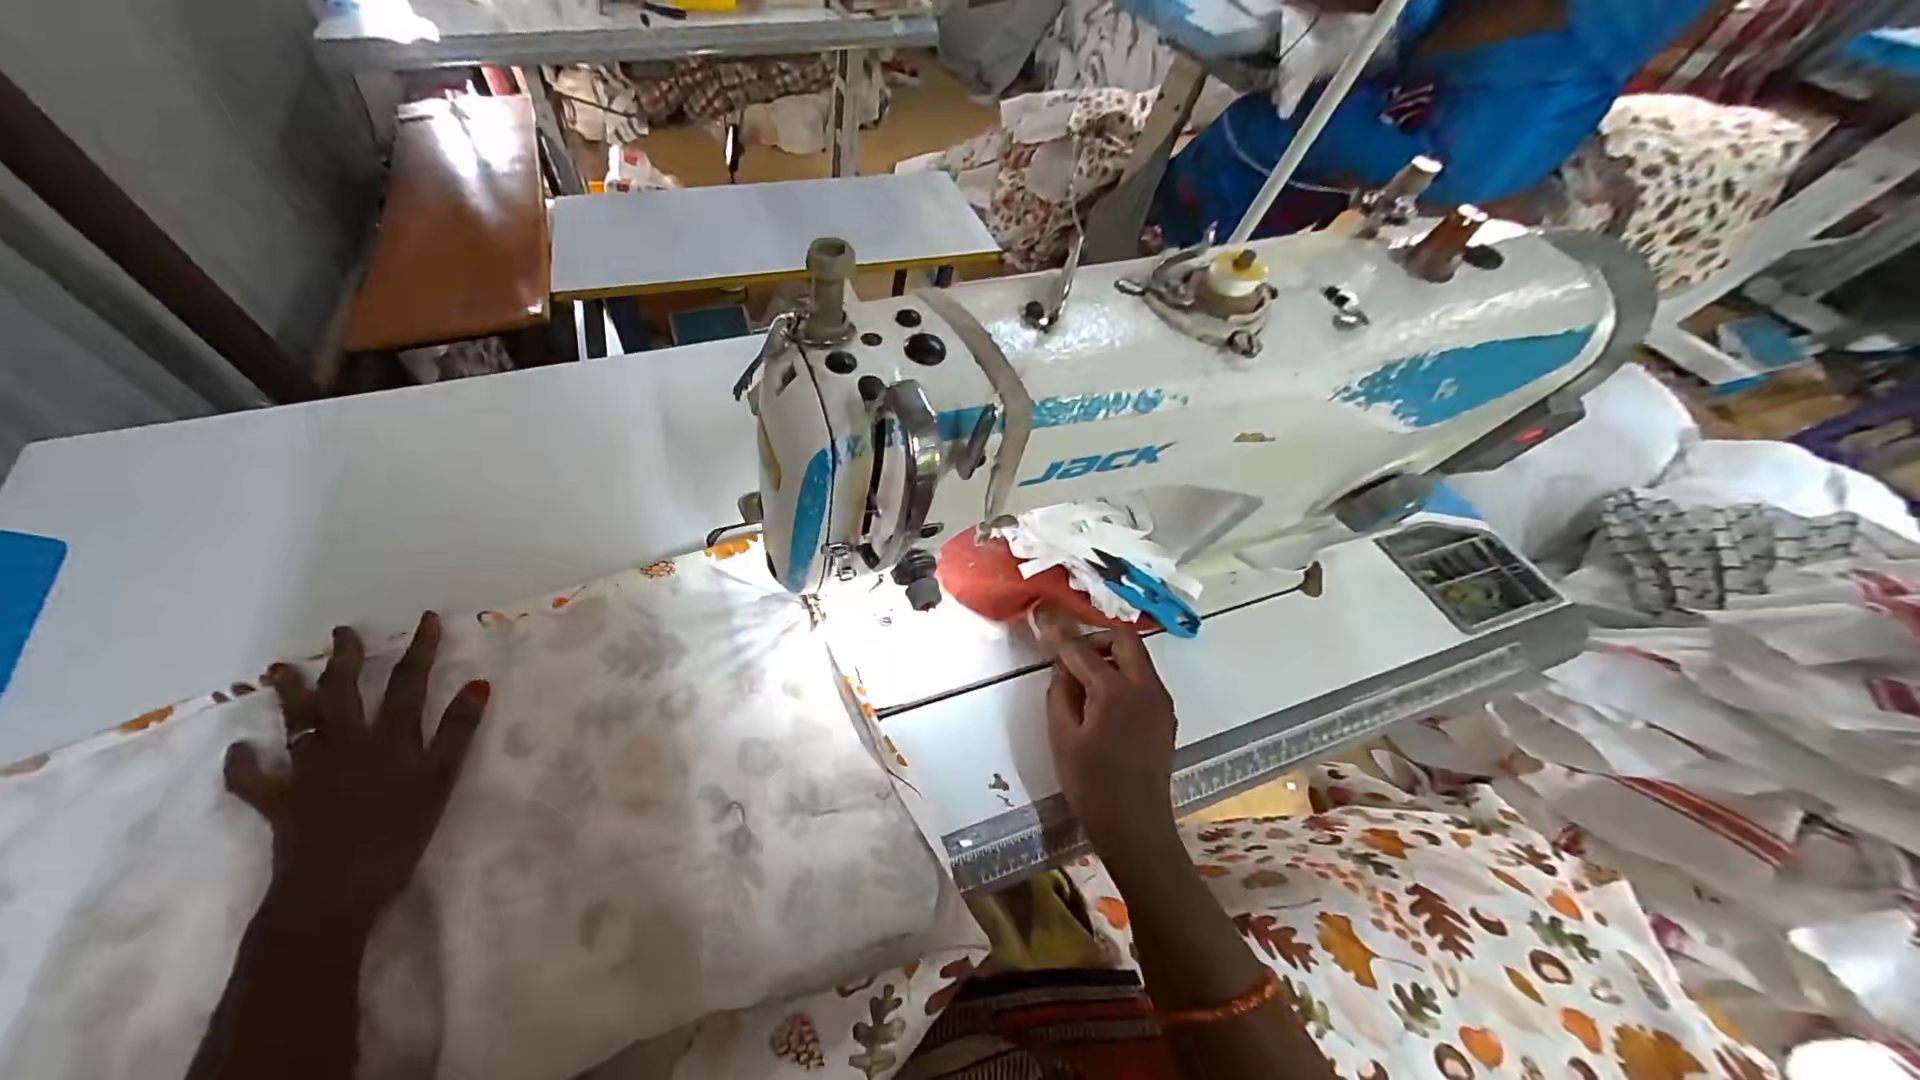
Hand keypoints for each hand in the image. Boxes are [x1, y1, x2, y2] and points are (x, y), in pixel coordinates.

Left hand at [224, 612, 489, 921]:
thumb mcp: (442, 779)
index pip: (409, 683)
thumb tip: (478, 684)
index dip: (420, 649)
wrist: (335, 888)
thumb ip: (458, 730)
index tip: (427, 619)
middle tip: (343, 631)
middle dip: (348, 659)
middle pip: (346, 692)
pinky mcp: (280, 801)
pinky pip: (256, 779)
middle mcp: (347, 744)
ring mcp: (309, 771)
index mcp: (389, 738)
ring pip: (298, 723)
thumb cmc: (400, 831)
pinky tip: (241, 749)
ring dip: (291, 693)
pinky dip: (245, 763)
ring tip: (281, 668)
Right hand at [1038, 608, 1179, 855]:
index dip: (1060, 632)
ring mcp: (1161, 702)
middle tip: (1071, 656)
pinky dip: (1122, 676)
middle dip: (1096, 638)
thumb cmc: (1092, 784)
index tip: (1044, 614)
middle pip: (1124, 640)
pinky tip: (1103, 701)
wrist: (1136, 827)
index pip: (1083, 650)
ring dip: (1111, 656)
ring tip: (1084, 680)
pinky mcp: (1165, 717)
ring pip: (1137, 658)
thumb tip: (1063, 666)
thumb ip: (1060, 692)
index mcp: (1116, 690)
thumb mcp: (1062, 736)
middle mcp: (1146, 687)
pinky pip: (1143, 680)